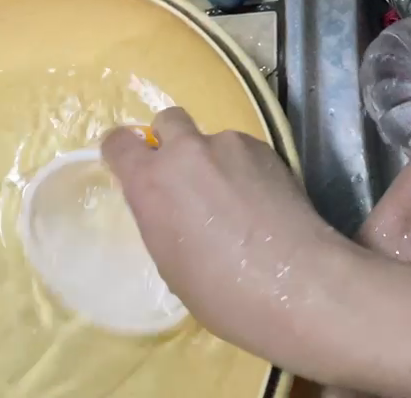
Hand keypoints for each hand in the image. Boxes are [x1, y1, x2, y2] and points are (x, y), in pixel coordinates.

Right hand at [102, 107, 359, 364]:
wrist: (291, 277)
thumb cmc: (218, 289)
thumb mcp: (169, 259)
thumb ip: (161, 214)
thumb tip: (171, 202)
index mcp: (153, 181)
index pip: (120, 142)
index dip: (122, 150)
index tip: (128, 162)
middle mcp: (188, 151)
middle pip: (169, 120)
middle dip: (170, 140)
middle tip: (184, 176)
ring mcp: (230, 143)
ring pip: (211, 139)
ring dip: (214, 160)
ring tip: (234, 200)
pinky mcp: (266, 146)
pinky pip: (242, 150)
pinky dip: (243, 167)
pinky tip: (259, 199)